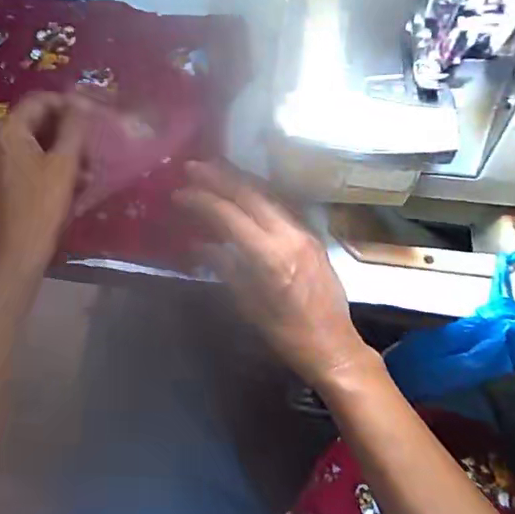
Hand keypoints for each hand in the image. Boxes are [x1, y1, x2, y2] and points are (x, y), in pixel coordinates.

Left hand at [0, 91, 89, 278]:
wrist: (19, 252)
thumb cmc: (42, 206)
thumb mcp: (64, 164)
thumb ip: (74, 128)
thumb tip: (81, 102)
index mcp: (9, 132)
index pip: (39, 101)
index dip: (68, 104)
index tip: (94, 115)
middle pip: (38, 122)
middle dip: (69, 132)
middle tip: (93, 147)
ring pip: (38, 144)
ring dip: (66, 152)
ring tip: (89, 171)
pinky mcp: (6, 181)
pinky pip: (32, 162)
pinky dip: (54, 167)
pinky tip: (76, 184)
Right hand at [173, 161, 373, 386]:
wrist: (335, 347)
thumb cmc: (286, 335)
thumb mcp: (249, 306)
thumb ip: (225, 269)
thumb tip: (199, 245)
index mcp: (271, 257)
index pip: (230, 216)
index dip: (202, 201)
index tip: (179, 193)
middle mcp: (290, 236)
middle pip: (251, 195)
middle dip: (219, 178)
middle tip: (192, 167)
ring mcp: (305, 233)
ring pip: (269, 195)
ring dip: (239, 180)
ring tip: (214, 169)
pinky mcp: (312, 236)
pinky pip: (281, 205)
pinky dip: (258, 193)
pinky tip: (244, 190)